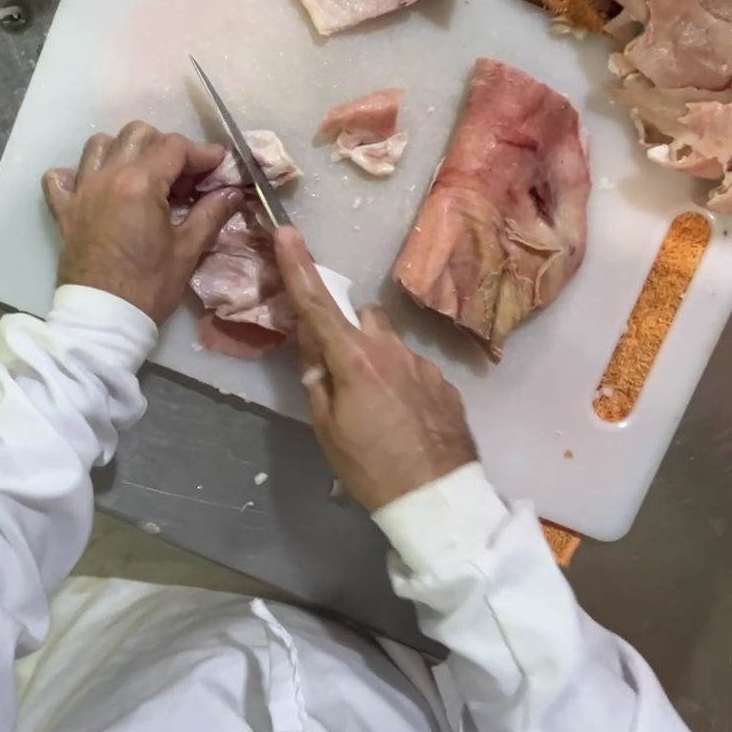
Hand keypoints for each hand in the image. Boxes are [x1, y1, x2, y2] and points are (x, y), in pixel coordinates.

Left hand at [43, 122, 241, 322]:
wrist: (103, 320)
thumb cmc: (149, 287)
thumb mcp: (187, 251)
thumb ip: (211, 214)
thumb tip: (233, 192)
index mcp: (140, 184)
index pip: (174, 147)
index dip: (202, 153)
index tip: (218, 167)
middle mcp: (107, 177)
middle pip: (137, 135)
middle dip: (165, 147)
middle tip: (183, 176)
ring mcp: (81, 192)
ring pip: (99, 145)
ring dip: (124, 151)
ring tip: (142, 175)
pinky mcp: (64, 211)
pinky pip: (60, 177)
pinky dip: (77, 174)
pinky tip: (96, 187)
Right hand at [273, 227, 477, 509]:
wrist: (437, 500)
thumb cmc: (370, 468)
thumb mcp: (326, 427)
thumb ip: (317, 380)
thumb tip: (314, 351)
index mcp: (354, 360)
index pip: (318, 304)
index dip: (299, 267)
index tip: (287, 232)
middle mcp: (391, 350)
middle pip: (363, 317)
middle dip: (348, 330)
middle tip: (341, 369)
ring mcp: (422, 364)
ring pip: (390, 343)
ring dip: (376, 358)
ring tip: (377, 405)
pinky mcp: (444, 383)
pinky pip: (413, 369)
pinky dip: (401, 383)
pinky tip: (403, 420)